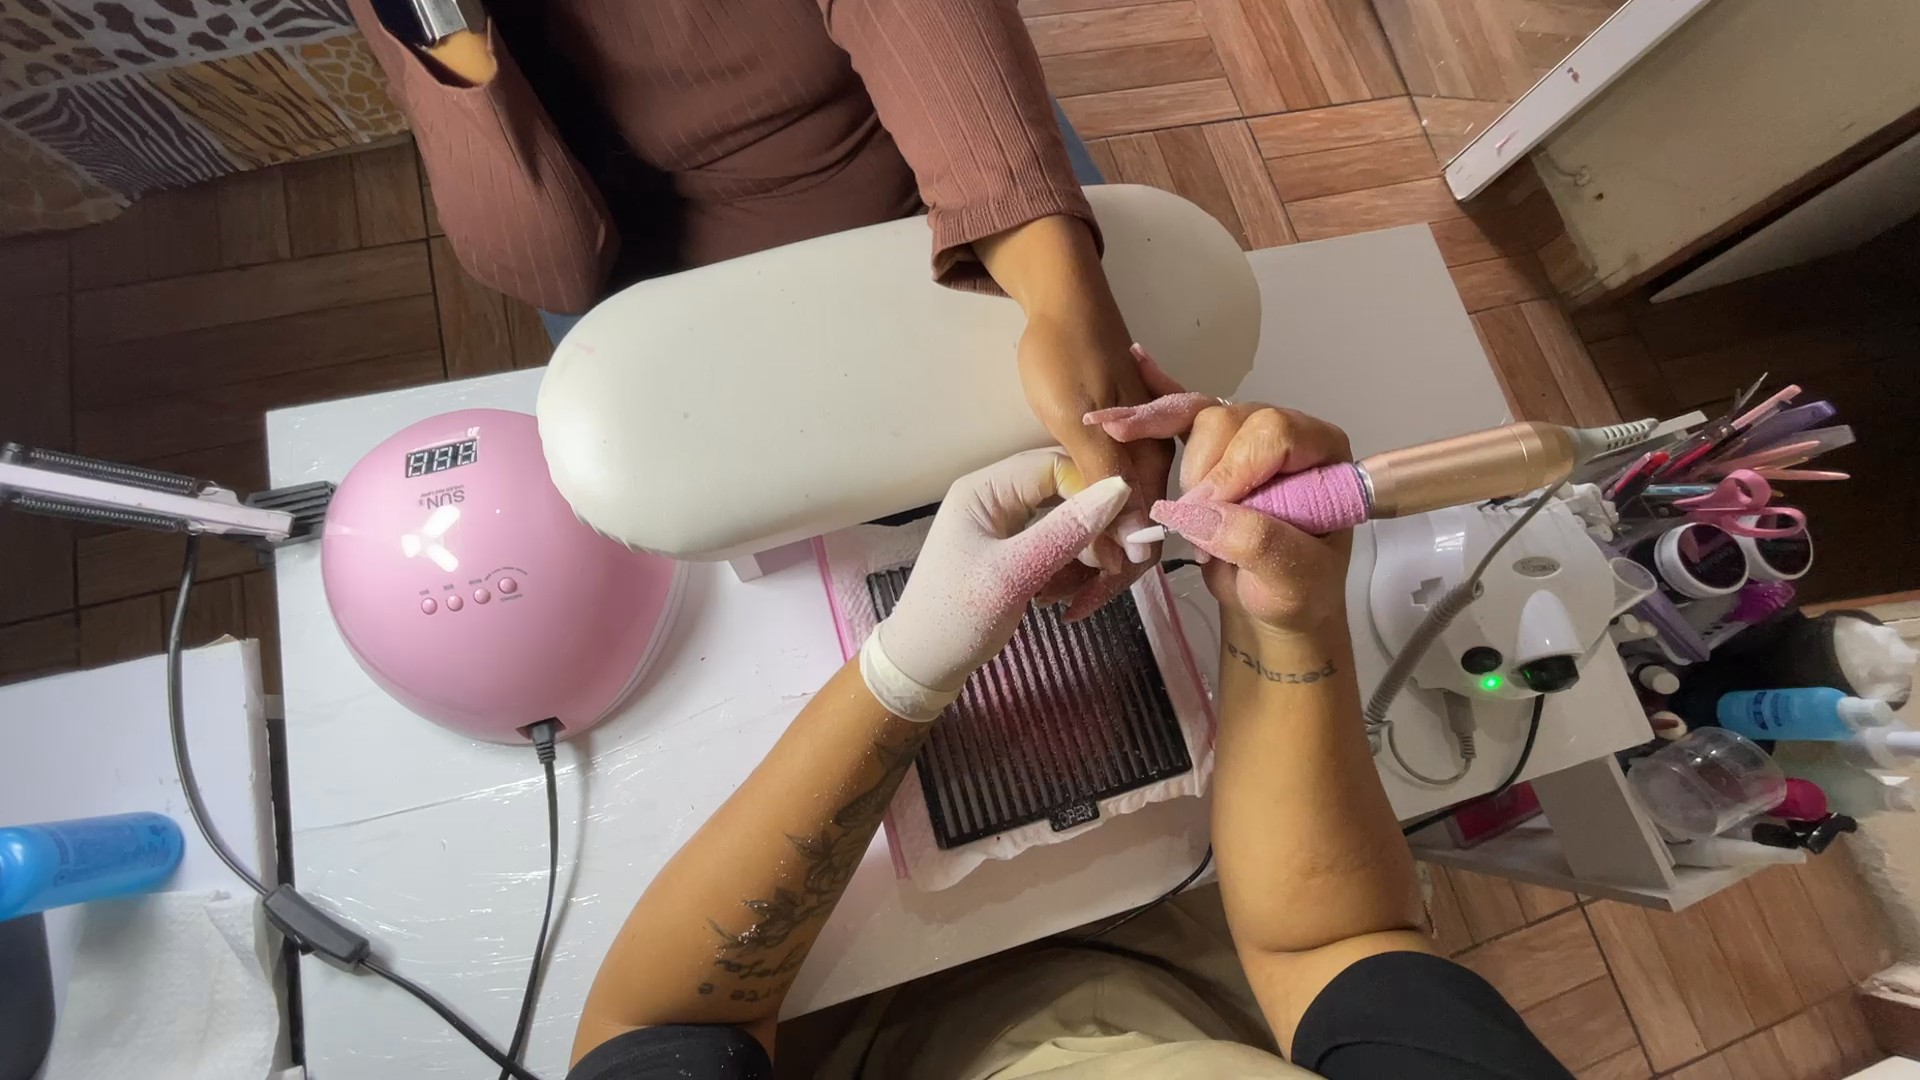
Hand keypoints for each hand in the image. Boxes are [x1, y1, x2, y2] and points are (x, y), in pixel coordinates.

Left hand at [862, 449, 1130, 719]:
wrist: (923, 667)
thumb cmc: (955, 619)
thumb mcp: (1012, 575)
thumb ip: (1065, 531)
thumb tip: (1120, 488)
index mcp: (985, 488)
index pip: (1059, 466)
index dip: (1100, 494)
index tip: (1131, 534)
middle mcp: (998, 496)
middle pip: (1070, 491)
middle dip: (1101, 528)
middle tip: (1124, 565)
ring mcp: (1009, 524)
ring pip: (1072, 521)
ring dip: (1090, 556)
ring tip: (1087, 592)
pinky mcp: (1019, 550)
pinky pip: (1063, 546)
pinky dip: (1075, 570)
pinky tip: (1068, 600)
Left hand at [974, 215, 1169, 619]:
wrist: (1060, 297)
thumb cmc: (1063, 354)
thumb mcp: (1076, 419)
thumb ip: (1104, 477)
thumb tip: (1135, 538)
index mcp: (1143, 456)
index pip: (1141, 525)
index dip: (1118, 564)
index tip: (1090, 600)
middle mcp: (1146, 456)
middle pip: (1134, 525)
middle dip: (1106, 565)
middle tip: (1071, 601)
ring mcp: (1131, 446)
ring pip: (1119, 512)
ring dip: (1093, 547)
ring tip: (1063, 584)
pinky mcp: (1114, 440)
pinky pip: (1108, 491)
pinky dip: (1087, 519)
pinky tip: (1067, 539)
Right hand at [1091, 357, 1352, 637]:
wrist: (1270, 600)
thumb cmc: (1293, 591)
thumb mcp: (1291, 580)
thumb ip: (1256, 542)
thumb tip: (1195, 512)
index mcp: (1320, 455)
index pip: (1274, 433)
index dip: (1233, 469)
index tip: (1204, 512)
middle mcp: (1283, 433)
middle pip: (1230, 420)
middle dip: (1200, 471)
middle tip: (1189, 522)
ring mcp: (1243, 435)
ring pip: (1195, 417)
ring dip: (1173, 460)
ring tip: (1165, 505)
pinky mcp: (1209, 445)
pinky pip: (1180, 410)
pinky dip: (1155, 396)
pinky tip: (1134, 361)